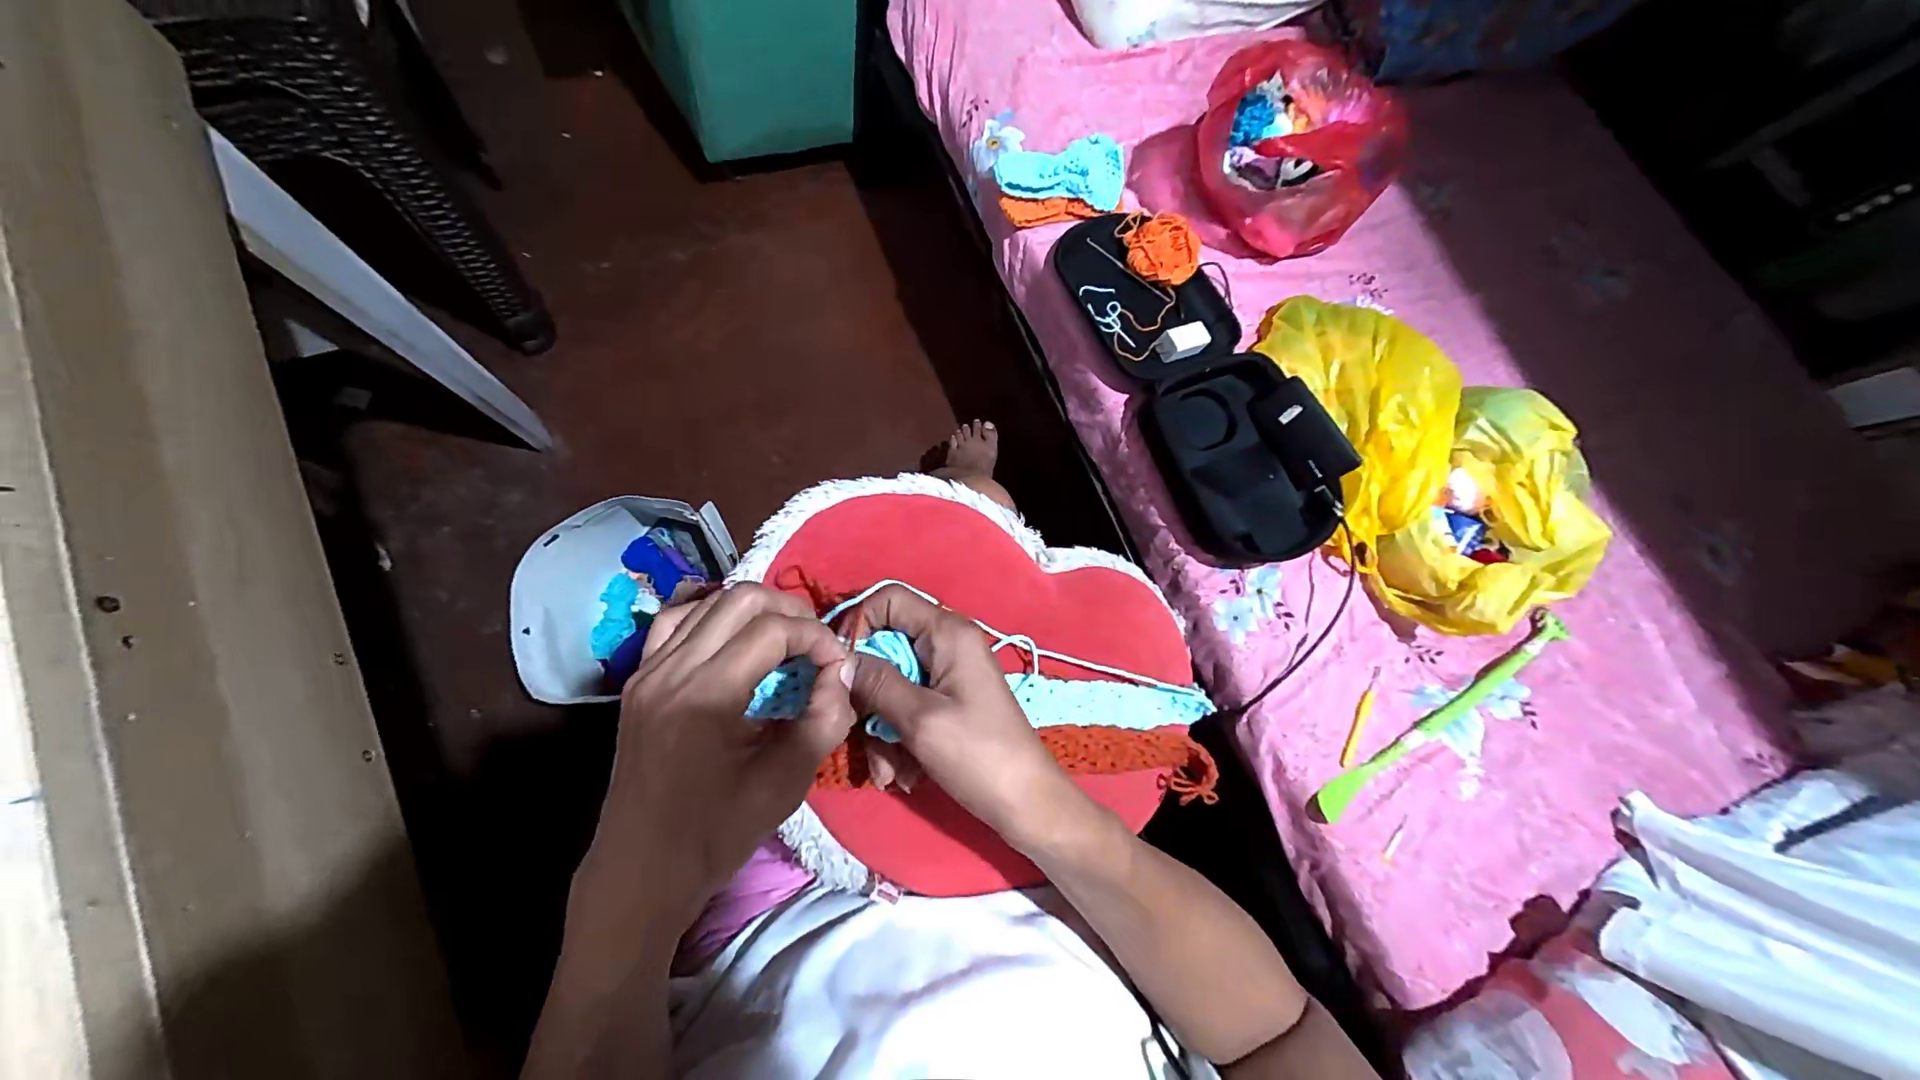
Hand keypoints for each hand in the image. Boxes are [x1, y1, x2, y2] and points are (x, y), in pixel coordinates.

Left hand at [589, 584, 856, 903]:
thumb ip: (825, 719)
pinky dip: (713, 615)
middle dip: (789, 611)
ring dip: (755, 610)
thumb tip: (841, 670)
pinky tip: (735, 638)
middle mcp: (670, 671)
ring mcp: (647, 671)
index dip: (816, 636)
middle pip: (740, 599)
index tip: (837, 661)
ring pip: (709, 601)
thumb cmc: (717, 833)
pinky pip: (676, 620)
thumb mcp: (786, 783)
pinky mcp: (639, 680)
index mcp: (706, 697)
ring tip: (784, 638)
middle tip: (815, 643)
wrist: (641, 870)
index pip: (772, 629)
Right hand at [842, 585, 1092, 853]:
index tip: (838, 665)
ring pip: (891, 686)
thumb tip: (840, 660)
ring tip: (890, 772)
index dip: (857, 624)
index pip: (889, 598)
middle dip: (868, 696)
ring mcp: (948, 675)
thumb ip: (876, 683)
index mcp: (948, 632)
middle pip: (885, 648)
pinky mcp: (947, 703)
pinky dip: (899, 739)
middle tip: (859, 733)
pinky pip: (907, 709)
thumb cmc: (978, 755)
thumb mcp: (920, 719)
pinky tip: (904, 775)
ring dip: (881, 730)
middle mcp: (947, 644)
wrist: (1027, 803)